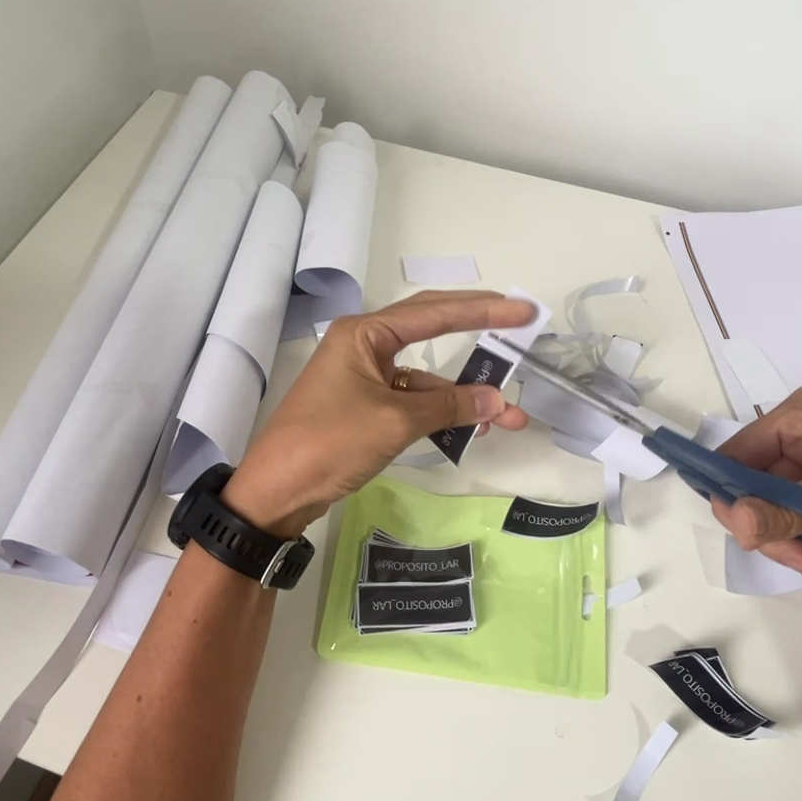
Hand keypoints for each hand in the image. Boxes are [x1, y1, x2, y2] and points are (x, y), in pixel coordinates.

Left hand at [220, 291, 534, 535]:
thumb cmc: (330, 442)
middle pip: (430, 331)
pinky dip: (440, 414)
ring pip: (425, 378)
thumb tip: (496, 401)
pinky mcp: (364, 407)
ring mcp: (363, 377)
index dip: (482, 310)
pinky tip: (470, 430)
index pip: (433, 312)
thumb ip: (448, 407)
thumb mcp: (394, 421)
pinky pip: (411, 402)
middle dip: (477, 335)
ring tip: (508, 416)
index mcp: (364, 334)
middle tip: (520, 328)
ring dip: (463, 397)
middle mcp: (363, 346)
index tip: (523, 310)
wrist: (278, 490)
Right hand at [709, 386, 801, 590]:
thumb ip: (788, 509)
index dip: (733, 496)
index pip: (736, 456)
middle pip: (755, 487)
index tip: (753, 537)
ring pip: (777, 508)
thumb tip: (733, 524)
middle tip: (798, 563)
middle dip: (769, 529)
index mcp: (799, 413)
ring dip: (790, 543)